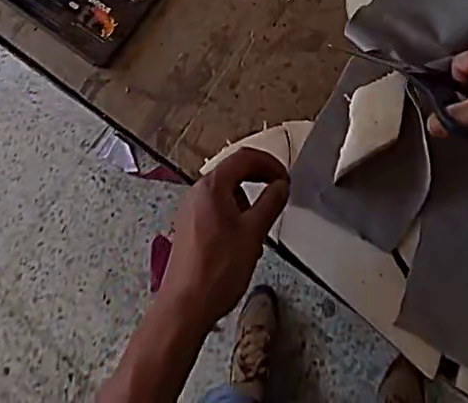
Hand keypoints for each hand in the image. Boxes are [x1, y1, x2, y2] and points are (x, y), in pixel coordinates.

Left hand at [155, 148, 288, 330]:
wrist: (183, 309)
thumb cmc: (216, 271)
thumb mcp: (254, 232)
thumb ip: (271, 202)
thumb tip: (280, 186)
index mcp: (212, 187)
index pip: (245, 158)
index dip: (270, 163)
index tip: (284, 177)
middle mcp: (197, 193)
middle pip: (233, 171)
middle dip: (259, 178)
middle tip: (278, 189)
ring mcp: (190, 211)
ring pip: (225, 191)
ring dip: (247, 198)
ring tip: (261, 221)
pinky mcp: (188, 228)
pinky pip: (215, 208)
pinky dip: (234, 212)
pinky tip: (242, 238)